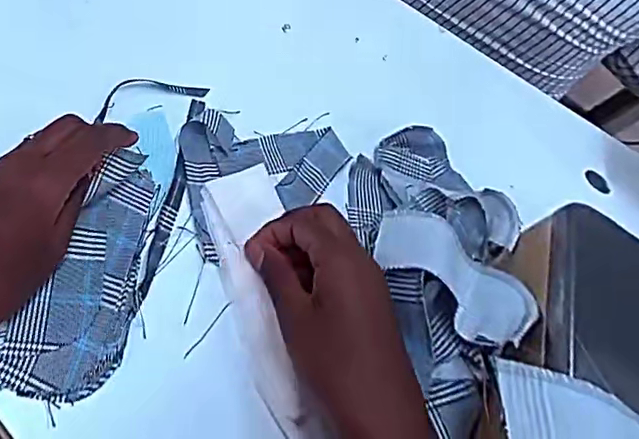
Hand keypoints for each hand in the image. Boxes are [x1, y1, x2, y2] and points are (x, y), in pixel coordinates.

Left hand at [0, 115, 137, 355]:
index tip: (127, 138)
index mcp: (42, 180)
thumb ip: (74, 202)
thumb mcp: (55, 247)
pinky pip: (25, 150)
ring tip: (85, 168)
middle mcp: (18, 164)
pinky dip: (46, 153)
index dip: (113, 136)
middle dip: (91, 132)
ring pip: (44, 135)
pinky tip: (54, 180)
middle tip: (110, 151)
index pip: (88, 141)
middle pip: (65, 126)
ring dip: (67, 141)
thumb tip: (88, 176)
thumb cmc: (0, 284)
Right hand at [245, 205, 431, 438]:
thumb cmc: (340, 371)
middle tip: (268, 253)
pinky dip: (320, 264)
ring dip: (305, 246)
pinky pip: (344, 263)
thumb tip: (262, 251)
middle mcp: (362, 262)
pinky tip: (303, 294)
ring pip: (334, 239)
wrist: (384, 421)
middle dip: (291, 228)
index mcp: (343, 259)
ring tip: (280, 277)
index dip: (272, 231)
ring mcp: (372, 281)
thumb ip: (275, 274)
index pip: (302, 221)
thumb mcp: (294, 317)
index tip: (254, 253)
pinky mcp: (375, 300)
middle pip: (323, 220)